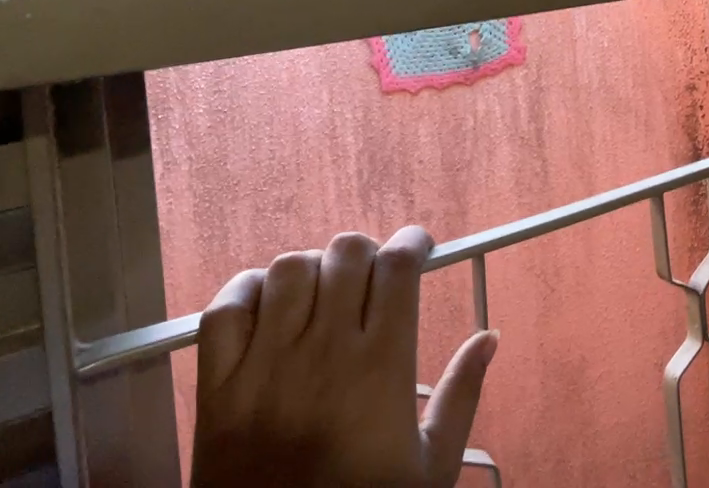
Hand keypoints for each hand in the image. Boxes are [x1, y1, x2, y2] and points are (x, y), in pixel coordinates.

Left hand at [190, 227, 498, 487]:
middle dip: (367, 253)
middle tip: (371, 276)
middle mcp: (326, 350)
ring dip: (312, 269)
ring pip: (290, 268)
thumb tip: (489, 337)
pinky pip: (226, 308)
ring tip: (321, 291)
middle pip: (347, 252)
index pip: (398, 265)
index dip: (412, 243)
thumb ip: (463, 394)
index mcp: (383, 365)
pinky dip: (247, 291)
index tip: (418, 249)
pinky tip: (267, 302)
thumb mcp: (432, 465)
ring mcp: (266, 365)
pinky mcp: (218, 386)